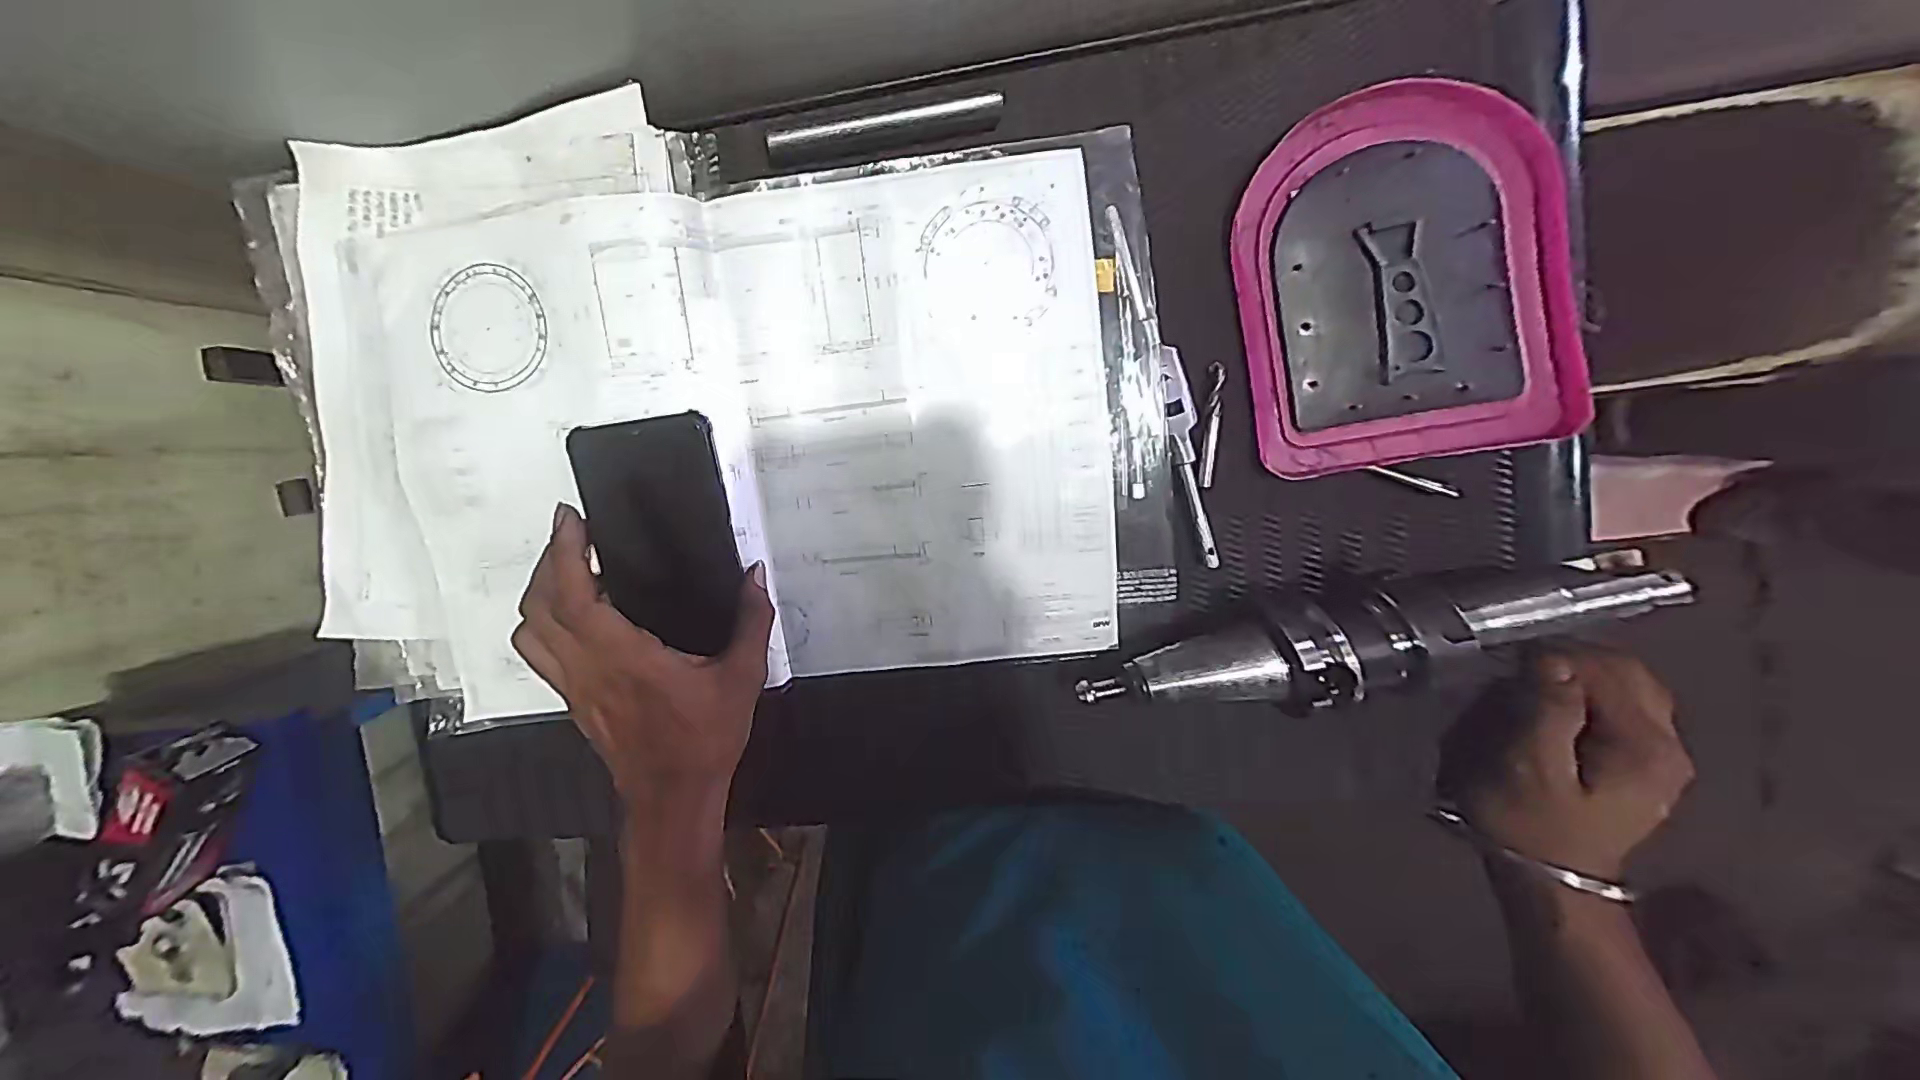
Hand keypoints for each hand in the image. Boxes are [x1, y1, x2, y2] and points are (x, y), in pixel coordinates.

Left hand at [511, 503, 774, 801]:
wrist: (673, 797)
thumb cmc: (705, 738)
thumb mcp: (743, 676)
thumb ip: (751, 621)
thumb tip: (756, 576)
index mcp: (623, 657)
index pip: (574, 596)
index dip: (564, 553)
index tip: (570, 519)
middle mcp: (587, 670)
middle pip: (538, 607)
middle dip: (548, 563)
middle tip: (574, 535)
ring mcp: (574, 688)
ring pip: (530, 632)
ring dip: (540, 594)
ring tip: (572, 571)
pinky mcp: (574, 701)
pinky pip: (541, 654)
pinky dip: (547, 623)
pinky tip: (581, 616)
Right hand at [1445, 646, 1694, 879]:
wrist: (1551, 878)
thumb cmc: (1531, 824)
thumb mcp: (1528, 768)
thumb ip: (1547, 712)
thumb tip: (1551, 661)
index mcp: (1644, 747)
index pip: (1608, 671)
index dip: (1558, 655)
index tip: (1510, 658)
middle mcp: (1669, 745)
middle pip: (1630, 672)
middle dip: (1573, 657)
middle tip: (1520, 664)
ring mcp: (1663, 754)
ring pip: (1631, 684)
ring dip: (1582, 672)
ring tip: (1534, 676)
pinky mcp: (1645, 761)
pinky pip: (1626, 704)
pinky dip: (1591, 690)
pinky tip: (1557, 698)